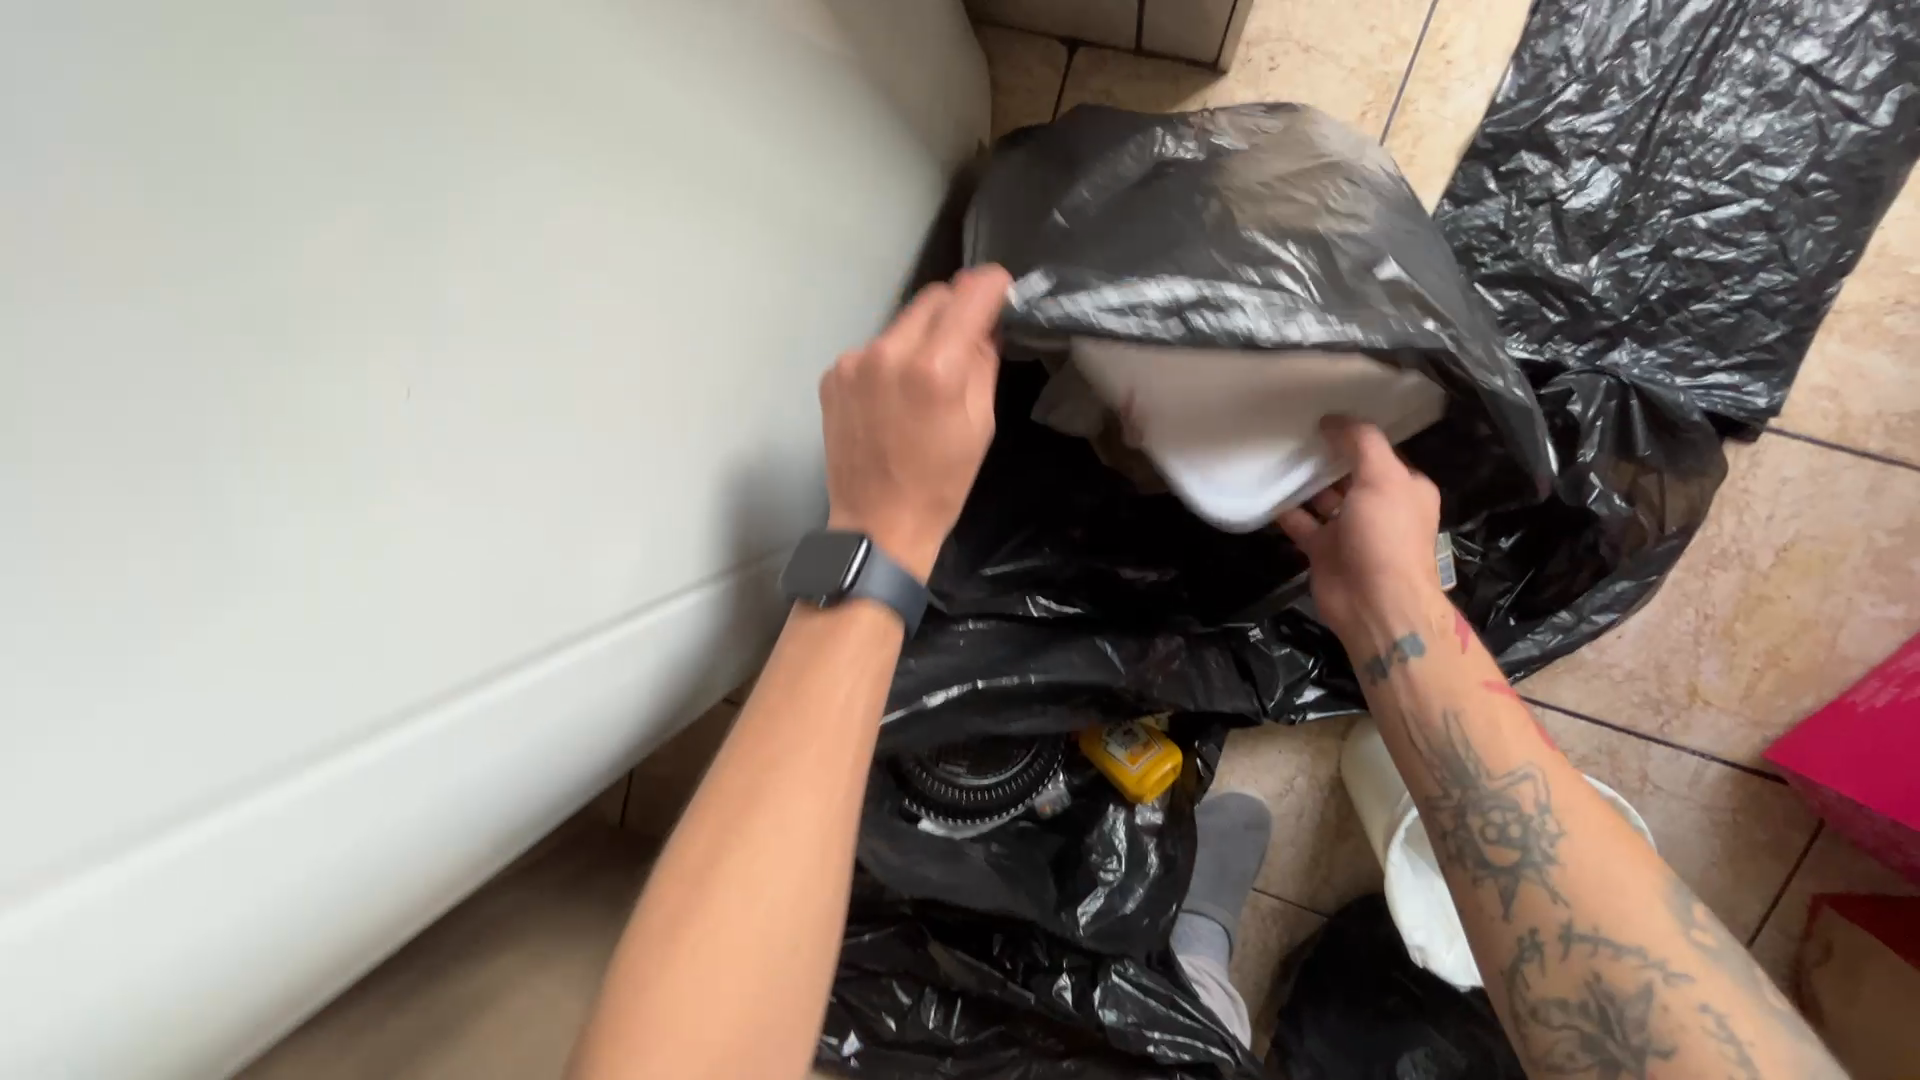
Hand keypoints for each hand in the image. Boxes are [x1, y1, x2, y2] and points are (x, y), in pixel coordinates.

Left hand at [821, 265, 1011, 580]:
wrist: (878, 525)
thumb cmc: (940, 484)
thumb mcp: (981, 426)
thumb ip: (984, 363)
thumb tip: (987, 325)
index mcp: (933, 369)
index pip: (969, 295)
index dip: (992, 285)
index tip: (1003, 290)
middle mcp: (888, 353)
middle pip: (932, 299)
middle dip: (957, 310)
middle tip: (971, 336)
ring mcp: (853, 363)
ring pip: (901, 323)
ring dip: (922, 337)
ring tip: (926, 379)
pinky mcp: (833, 376)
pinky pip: (874, 349)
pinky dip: (891, 360)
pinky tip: (894, 397)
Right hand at [1276, 417, 1443, 645]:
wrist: (1373, 602)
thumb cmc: (1386, 536)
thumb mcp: (1382, 478)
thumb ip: (1360, 443)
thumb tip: (1333, 419)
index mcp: (1404, 488)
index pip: (1380, 452)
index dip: (1355, 434)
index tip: (1325, 415)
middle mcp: (1378, 507)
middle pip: (1347, 474)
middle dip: (1324, 456)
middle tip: (1292, 431)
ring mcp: (1350, 530)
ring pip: (1322, 498)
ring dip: (1302, 482)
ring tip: (1274, 455)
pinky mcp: (1323, 550)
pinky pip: (1300, 523)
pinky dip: (1284, 511)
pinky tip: (1265, 491)